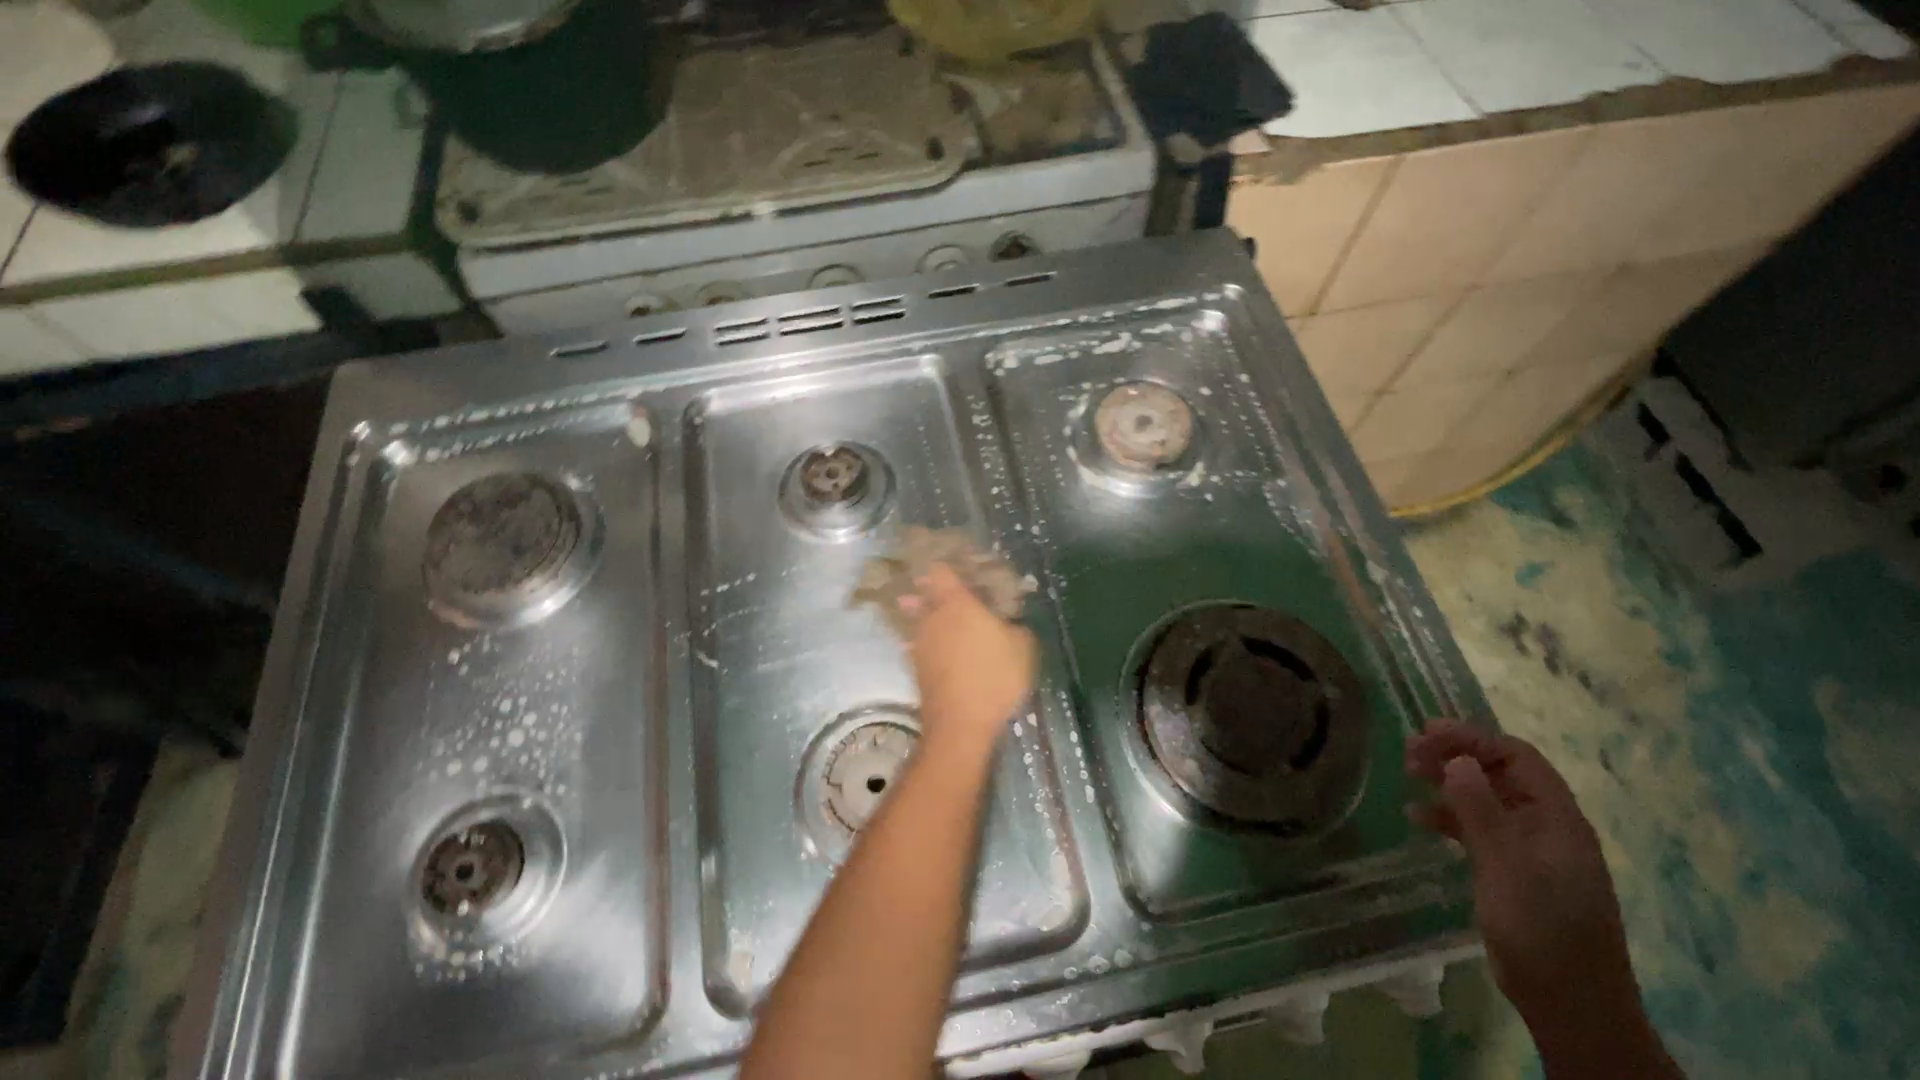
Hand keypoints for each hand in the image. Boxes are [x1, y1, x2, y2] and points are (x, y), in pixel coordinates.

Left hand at [905, 563, 1035, 754]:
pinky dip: (932, 644)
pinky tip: (947, 653)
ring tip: (952, 626)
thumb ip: (1017, 627)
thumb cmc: (994, 676)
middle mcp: (931, 617)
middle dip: (935, 592)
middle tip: (956, 597)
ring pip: (920, 620)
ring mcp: (919, 643)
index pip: (941, 571)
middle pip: (924, 593)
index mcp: (956, 603)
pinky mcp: (915, 667)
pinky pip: (922, 645)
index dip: (948, 566)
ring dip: (931, 619)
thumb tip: (1010, 624)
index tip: (960, 568)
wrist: (960, 723)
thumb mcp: (1023, 648)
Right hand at [1406, 719, 1640, 1031]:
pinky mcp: (1514, 874)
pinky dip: (1450, 818)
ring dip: (1450, 783)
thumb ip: (1481, 811)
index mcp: (1557, 818)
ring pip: (1487, 799)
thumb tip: (1457, 760)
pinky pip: (1480, 830)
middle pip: (1501, 773)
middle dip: (1456, 756)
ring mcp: (1531, 851)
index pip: (1516, 756)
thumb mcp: (1506, 866)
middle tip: (1410, 753)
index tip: (1425, 731)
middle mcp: (1547, 826)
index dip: (1472, 738)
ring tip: (1409, 775)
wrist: (1572, 1004)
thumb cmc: (1541, 930)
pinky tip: (1419, 818)